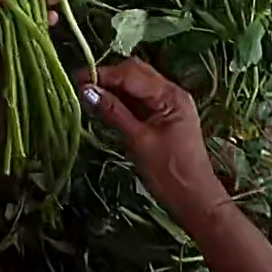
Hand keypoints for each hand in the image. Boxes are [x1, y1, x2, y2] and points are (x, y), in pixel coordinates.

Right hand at [79, 58, 229, 225]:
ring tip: (88, 94)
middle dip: (108, 76)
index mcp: (170, 95)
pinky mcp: (163, 116)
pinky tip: (104, 105)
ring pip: (137, 84)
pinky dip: (122, 99)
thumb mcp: (138, 140)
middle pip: (136, 72)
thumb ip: (113, 112)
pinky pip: (140, 99)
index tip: (77, 78)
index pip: (132, 73)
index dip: (104, 74)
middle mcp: (171, 93)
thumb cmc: (169, 173)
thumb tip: (87, 90)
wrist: (195, 200)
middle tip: (80, 86)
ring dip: (113, 87)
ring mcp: (169, 104)